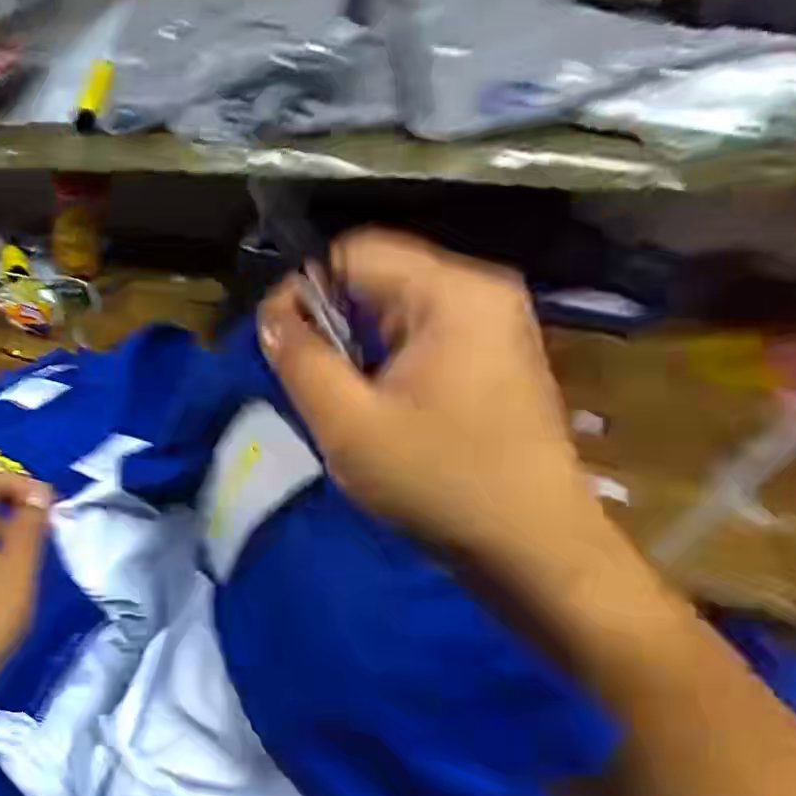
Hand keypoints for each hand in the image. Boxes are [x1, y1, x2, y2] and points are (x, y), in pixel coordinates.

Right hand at [258, 229, 609, 574]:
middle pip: (371, 275)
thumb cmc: (435, 477)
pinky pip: (409, 332)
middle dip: (322, 318)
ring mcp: (487, 323)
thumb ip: (300, 358)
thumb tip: (268, 317)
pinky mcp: (485, 354)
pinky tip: (364, 401)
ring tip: (329, 394)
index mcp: (451, 294)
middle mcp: (476, 292)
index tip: (275, 344)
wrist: (526, 542)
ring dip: (345, 342)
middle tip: (298, 375)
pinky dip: (373, 357)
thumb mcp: (346, 421)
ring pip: (386, 306)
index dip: (300, 289)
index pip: (352, 253)